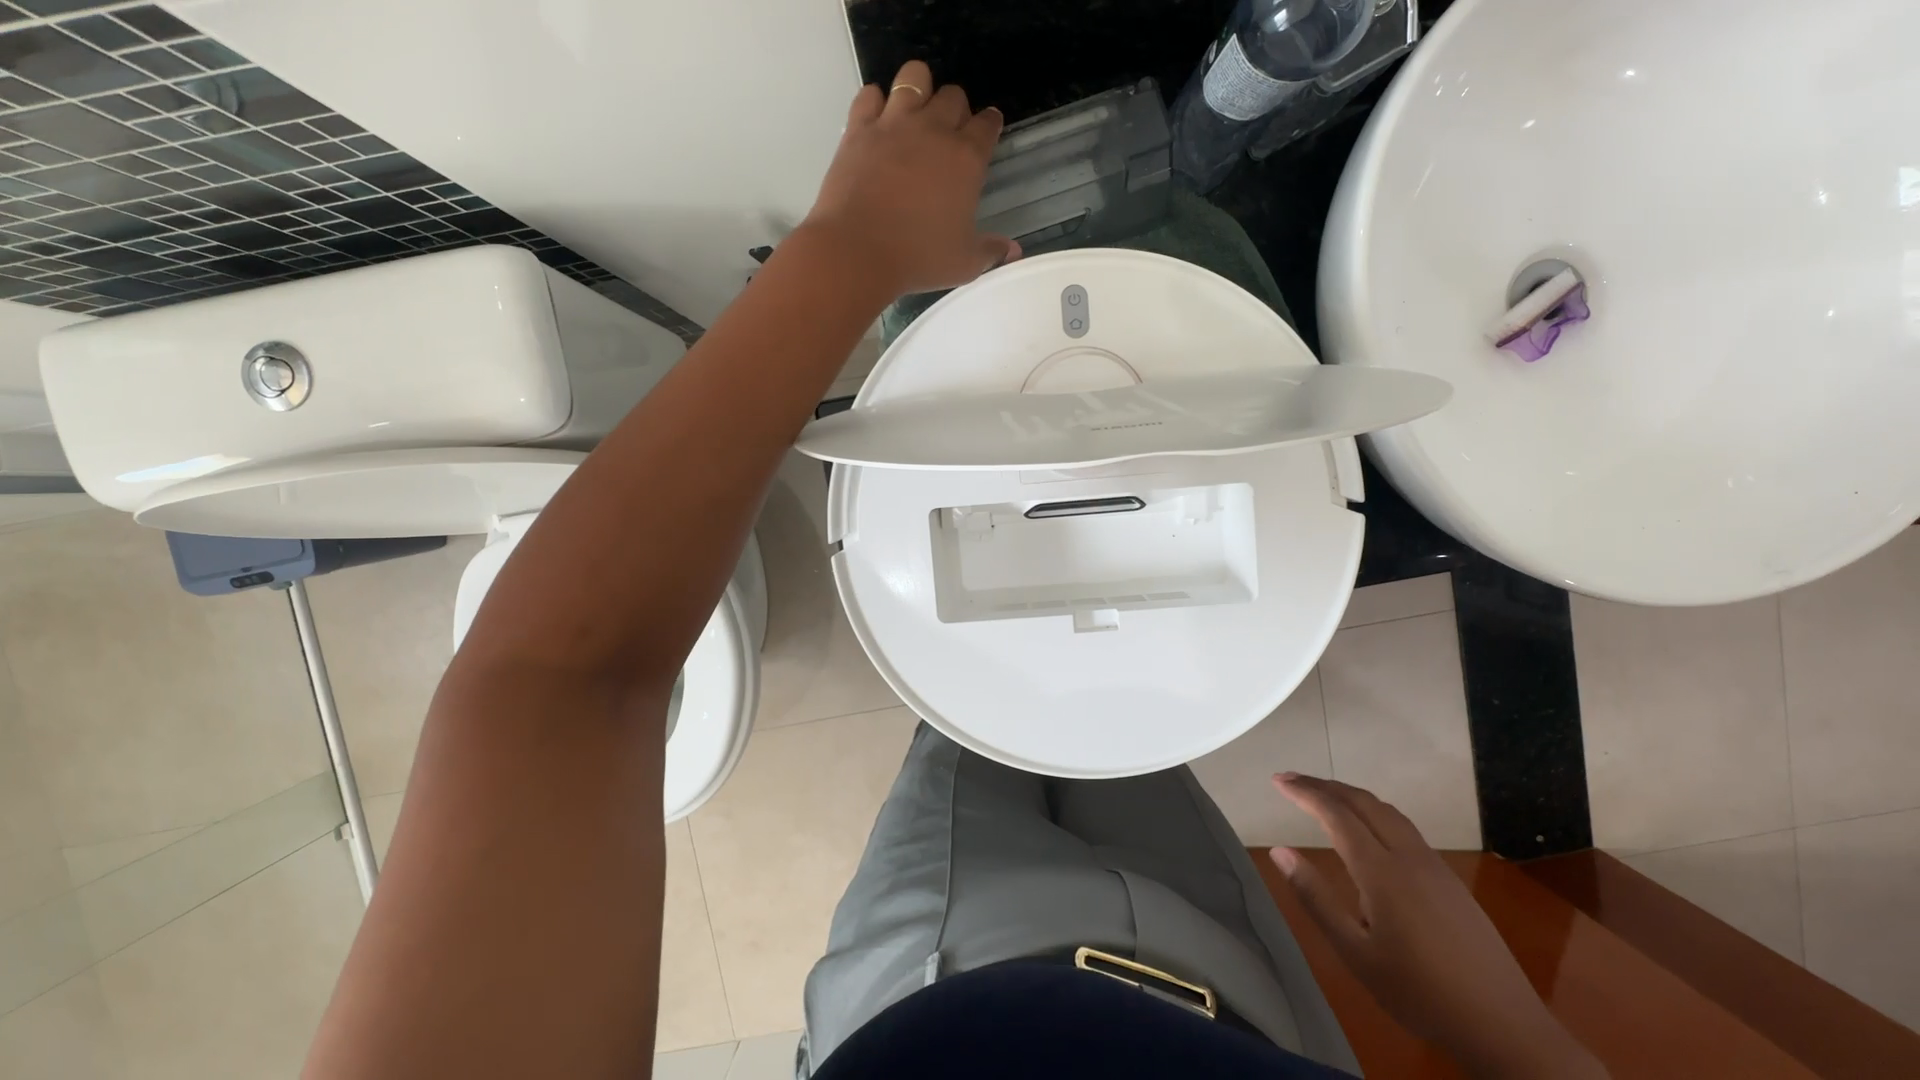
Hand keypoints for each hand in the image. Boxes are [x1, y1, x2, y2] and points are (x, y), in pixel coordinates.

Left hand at [800, 61, 1016, 297]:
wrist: (857, 251)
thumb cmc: (918, 258)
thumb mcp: (964, 262)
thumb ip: (990, 251)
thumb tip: (1012, 251)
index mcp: (967, 158)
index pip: (988, 125)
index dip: (990, 125)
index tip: (988, 131)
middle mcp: (934, 130)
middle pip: (953, 96)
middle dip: (956, 108)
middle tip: (949, 131)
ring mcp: (894, 124)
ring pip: (914, 76)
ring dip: (919, 88)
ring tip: (915, 111)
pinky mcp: (859, 129)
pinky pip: (870, 94)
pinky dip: (876, 102)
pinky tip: (877, 120)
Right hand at [1270, 774, 1606, 1079]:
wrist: (1501, 1022)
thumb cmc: (1418, 992)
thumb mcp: (1355, 953)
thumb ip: (1316, 899)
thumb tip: (1280, 852)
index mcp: (1382, 872)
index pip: (1337, 815)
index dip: (1305, 793)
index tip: (1277, 780)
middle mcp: (1410, 857)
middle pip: (1364, 803)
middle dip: (1325, 786)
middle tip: (1291, 779)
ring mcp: (1434, 866)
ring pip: (1388, 812)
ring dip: (1352, 796)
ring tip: (1323, 796)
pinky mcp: (1449, 880)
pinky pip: (1405, 828)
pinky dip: (1374, 813)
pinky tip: (1367, 830)